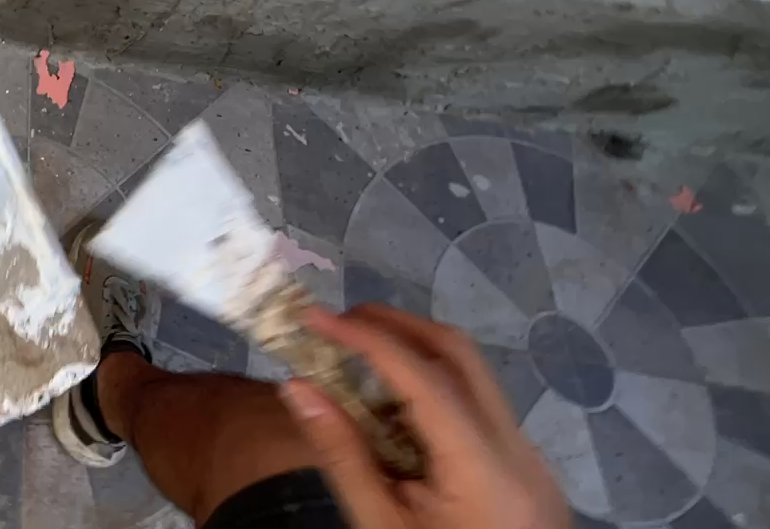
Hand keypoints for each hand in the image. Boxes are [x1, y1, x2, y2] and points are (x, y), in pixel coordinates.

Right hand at [279, 305, 568, 528]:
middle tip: (335, 322)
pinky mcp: (522, 472)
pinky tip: (385, 410)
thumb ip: (341, 454)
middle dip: (391, 323)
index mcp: (486, 472)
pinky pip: (472, 405)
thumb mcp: (380, 527)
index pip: (423, 376)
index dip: (363, 336)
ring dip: (407, 352)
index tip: (310, 315)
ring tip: (350, 361)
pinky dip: (423, 386)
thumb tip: (294, 385)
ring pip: (468, 374)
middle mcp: (519, 454)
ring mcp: (527, 462)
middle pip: (457, 355)